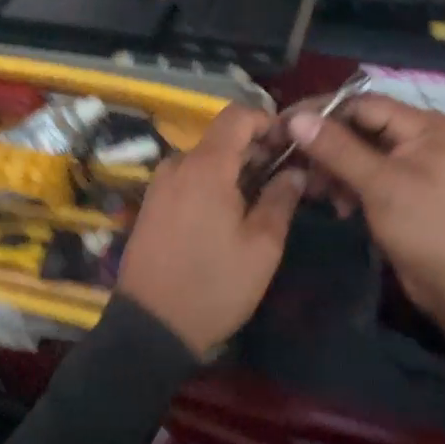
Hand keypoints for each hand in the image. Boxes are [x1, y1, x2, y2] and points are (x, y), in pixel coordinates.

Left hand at [116, 104, 306, 355]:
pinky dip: (212, 183)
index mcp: (206, 166)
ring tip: (259, 200)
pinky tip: (228, 215)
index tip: (290, 144)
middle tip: (284, 178)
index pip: (237, 115)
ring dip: (234, 169)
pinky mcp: (151, 204)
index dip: (267, 121)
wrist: (149, 328)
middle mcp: (178, 164)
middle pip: (222, 137)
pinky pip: (188, 178)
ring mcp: (160, 184)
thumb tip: (295, 171)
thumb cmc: (214, 285)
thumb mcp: (262, 247)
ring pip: (205, 159)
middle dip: (255, 149)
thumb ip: (281, 199)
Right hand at [284, 95, 444, 325]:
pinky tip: (337, 207)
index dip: (321, 112)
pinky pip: (368, 175)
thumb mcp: (380, 185)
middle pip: (360, 127)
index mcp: (423, 125)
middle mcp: (419, 137)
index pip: (362, 104)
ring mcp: (412, 164)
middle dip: (325, 145)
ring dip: (334, 168)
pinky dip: (348, 185)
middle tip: (289, 160)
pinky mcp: (403, 190)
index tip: (283, 126)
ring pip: (360, 153)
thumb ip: (337, 149)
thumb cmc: (427, 229)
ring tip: (313, 190)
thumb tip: (296, 118)